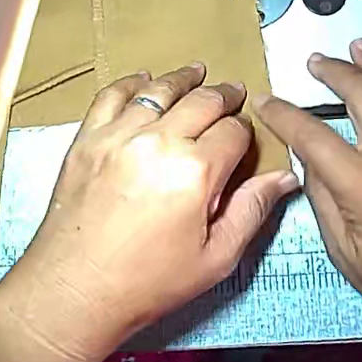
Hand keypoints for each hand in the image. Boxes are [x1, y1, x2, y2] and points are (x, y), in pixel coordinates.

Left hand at [0, 62, 299, 361]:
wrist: (76, 289)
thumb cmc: (148, 282)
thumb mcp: (215, 259)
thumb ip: (251, 211)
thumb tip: (285, 177)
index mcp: (195, 172)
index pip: (232, 132)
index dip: (243, 133)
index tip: (242, 138)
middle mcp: (157, 142)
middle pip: (200, 102)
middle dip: (223, 95)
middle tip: (233, 91)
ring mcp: (117, 136)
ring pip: (158, 91)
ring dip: (182, 79)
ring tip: (196, 72)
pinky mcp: (86, 139)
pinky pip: (111, 96)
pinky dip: (131, 83)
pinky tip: (143, 81)